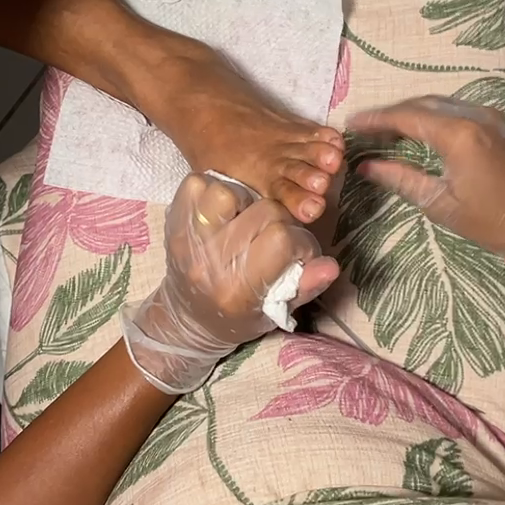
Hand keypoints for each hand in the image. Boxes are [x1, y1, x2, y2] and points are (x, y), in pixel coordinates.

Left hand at [123, 173, 339, 392]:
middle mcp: (208, 261)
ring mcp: (185, 238)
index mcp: (236, 288)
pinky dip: (213, 192)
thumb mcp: (275, 312)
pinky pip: (197, 184)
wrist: (187, 319)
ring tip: (245, 221)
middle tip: (271, 237)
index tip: (298, 251)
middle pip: (262, 212)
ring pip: (228, 192)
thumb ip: (305, 287)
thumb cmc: (237, 316)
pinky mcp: (173, 221)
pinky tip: (223, 212)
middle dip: (277, 221)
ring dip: (243, 202)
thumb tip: (331, 266)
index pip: (280, 239)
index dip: (300, 241)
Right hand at [350, 96, 504, 327]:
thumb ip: (401, 179)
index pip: (407, 117)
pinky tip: (420, 131)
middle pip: (422, 104)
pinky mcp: (500, 124)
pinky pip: (458, 109)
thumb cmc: (493, 222)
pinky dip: (433, 115)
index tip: (351, 125)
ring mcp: (491, 117)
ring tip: (386, 129)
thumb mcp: (441, 204)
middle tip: (364, 127)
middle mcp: (475, 116)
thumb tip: (366, 166)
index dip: (376, 120)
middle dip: (391, 114)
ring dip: (412, 113)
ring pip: (441, 103)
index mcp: (459, 135)